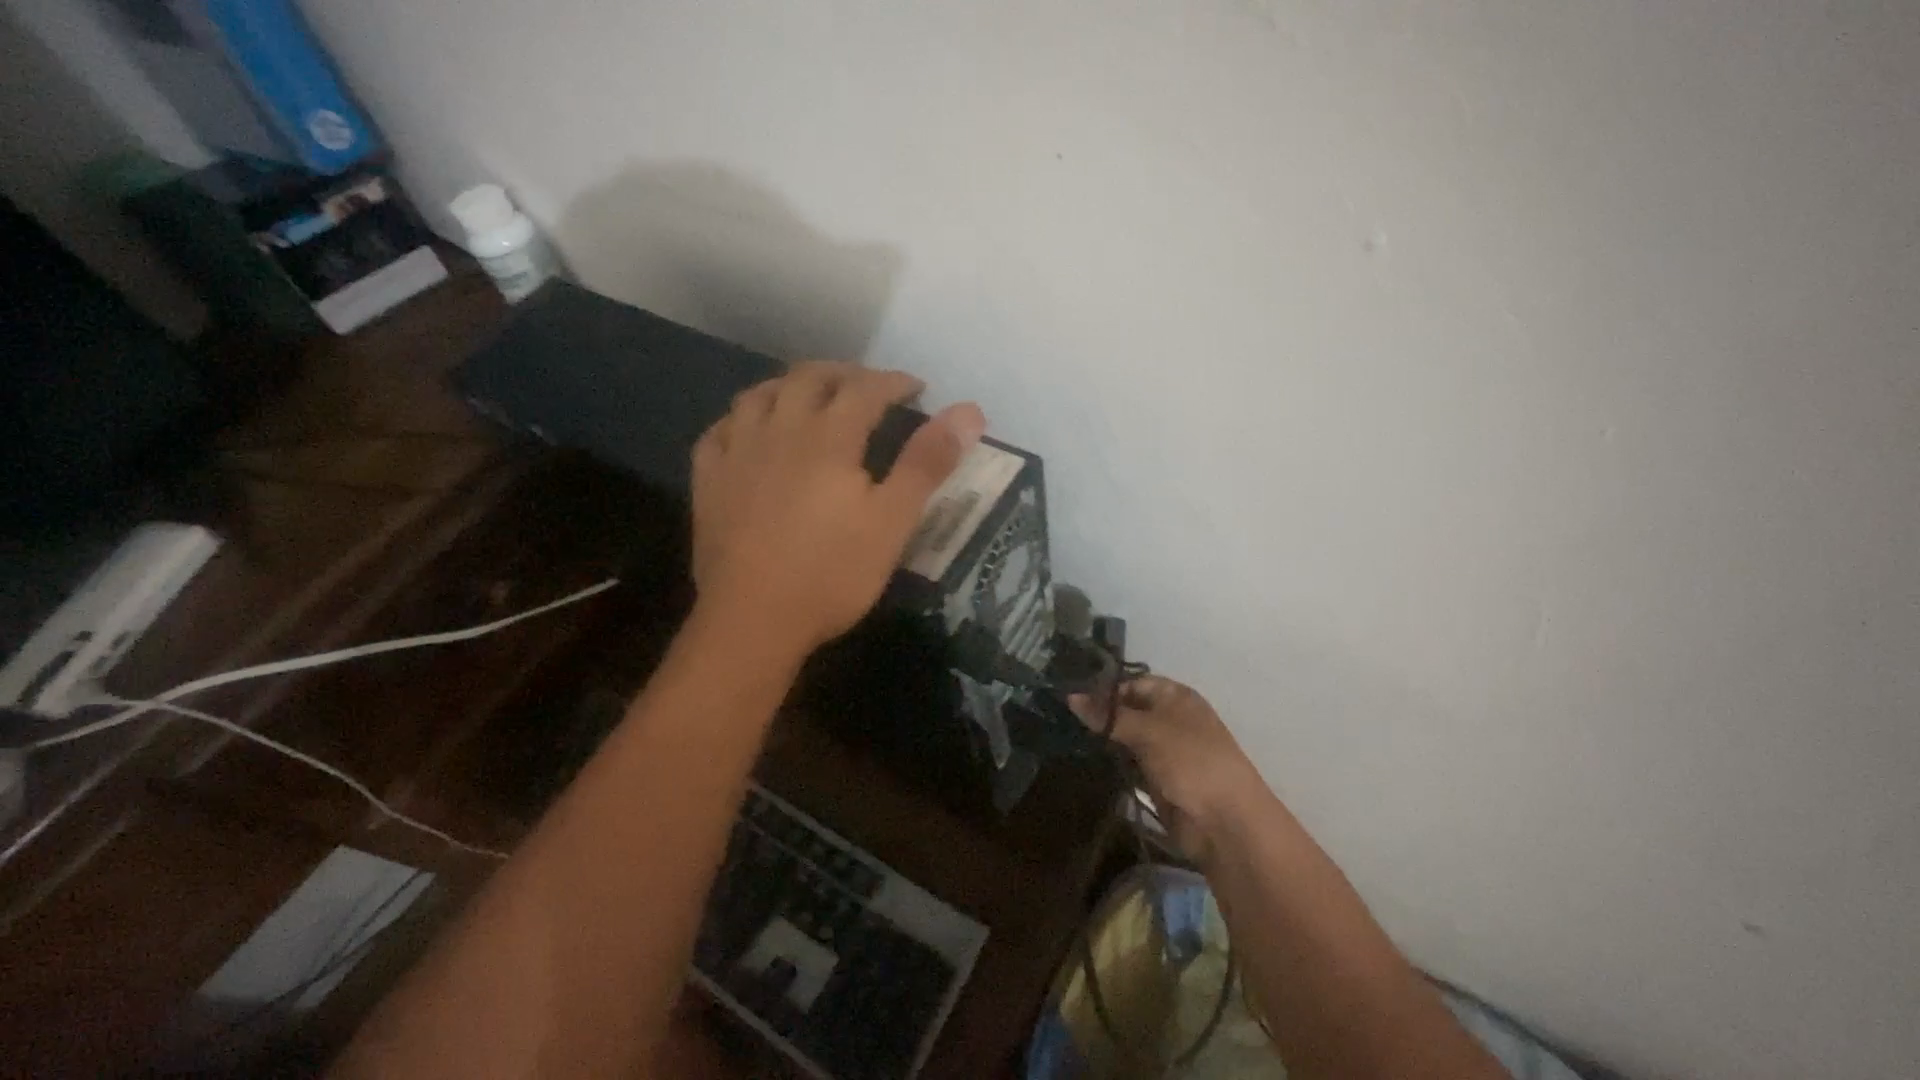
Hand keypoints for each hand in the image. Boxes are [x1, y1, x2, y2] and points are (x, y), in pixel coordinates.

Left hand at [691, 362, 984, 655]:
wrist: (753, 621)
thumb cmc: (831, 574)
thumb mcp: (893, 522)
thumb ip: (927, 463)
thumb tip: (969, 411)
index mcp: (828, 438)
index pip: (865, 388)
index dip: (894, 382)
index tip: (916, 389)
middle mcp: (779, 430)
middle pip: (808, 378)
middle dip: (843, 374)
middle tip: (867, 387)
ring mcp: (737, 453)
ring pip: (759, 395)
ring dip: (790, 386)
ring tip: (809, 398)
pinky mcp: (708, 482)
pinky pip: (720, 430)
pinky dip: (741, 419)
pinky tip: (750, 432)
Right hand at [1071, 676, 1268, 864]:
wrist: (1224, 820)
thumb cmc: (1191, 761)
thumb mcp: (1148, 731)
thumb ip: (1109, 716)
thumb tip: (1070, 697)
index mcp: (1176, 697)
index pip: (1133, 683)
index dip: (1105, 689)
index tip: (1070, 699)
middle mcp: (1170, 719)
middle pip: (1128, 711)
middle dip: (1100, 716)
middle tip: (1061, 719)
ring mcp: (1164, 752)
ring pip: (1126, 739)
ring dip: (1103, 742)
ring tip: (1064, 738)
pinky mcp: (1157, 780)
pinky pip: (1129, 765)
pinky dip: (1111, 764)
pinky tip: (1084, 761)